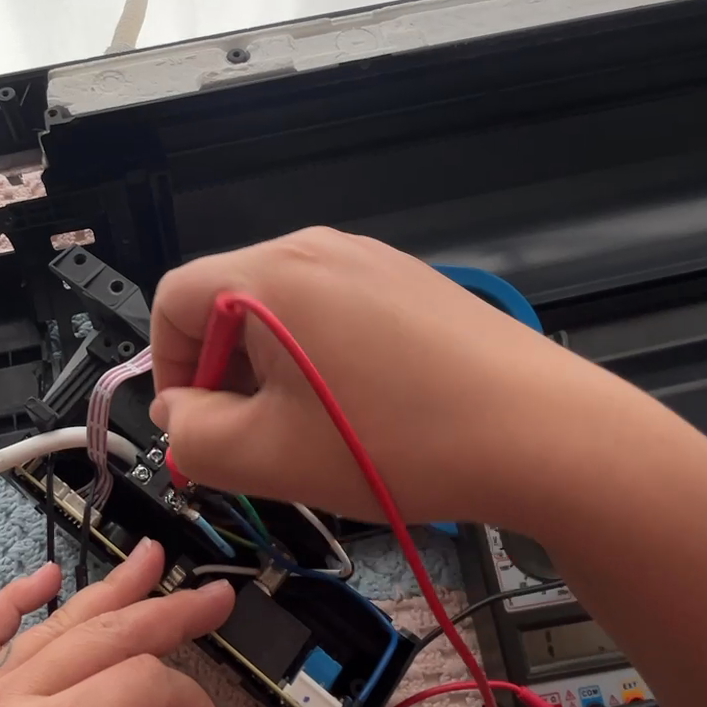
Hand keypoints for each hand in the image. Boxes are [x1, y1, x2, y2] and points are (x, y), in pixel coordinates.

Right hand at [149, 227, 684, 528]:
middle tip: (247, 432)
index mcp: (271, 277)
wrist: (540, 434)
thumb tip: (176, 410)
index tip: (192, 419)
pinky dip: (316, 354)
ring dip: (268, 366)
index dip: (165, 363)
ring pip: (279, 307)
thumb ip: (190, 434)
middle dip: (219, 369)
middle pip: (226, 299)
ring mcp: (368, 260)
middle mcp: (317, 250)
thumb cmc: (400, 443)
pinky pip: (331, 309)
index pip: (174, 298)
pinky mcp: (405, 282)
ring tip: (303, 424)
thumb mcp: (267, 456)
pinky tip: (354, 404)